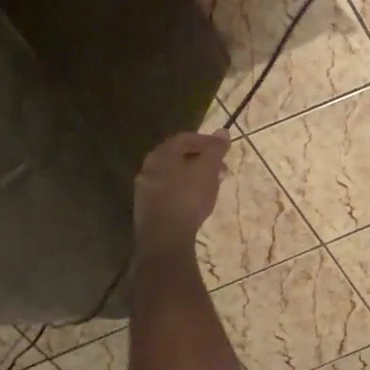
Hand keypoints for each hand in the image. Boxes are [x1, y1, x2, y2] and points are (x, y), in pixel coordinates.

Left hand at [134, 132, 228, 256]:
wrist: (165, 238)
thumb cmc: (188, 196)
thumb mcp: (209, 169)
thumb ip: (215, 149)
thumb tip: (222, 131)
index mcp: (162, 154)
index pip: (185, 138)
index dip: (206, 140)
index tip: (224, 148)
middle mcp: (149, 168)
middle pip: (178, 156)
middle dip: (201, 159)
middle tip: (221, 168)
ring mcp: (144, 189)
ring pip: (173, 174)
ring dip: (193, 175)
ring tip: (212, 184)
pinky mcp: (146, 208)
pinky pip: (168, 191)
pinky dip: (184, 189)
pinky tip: (196, 200)